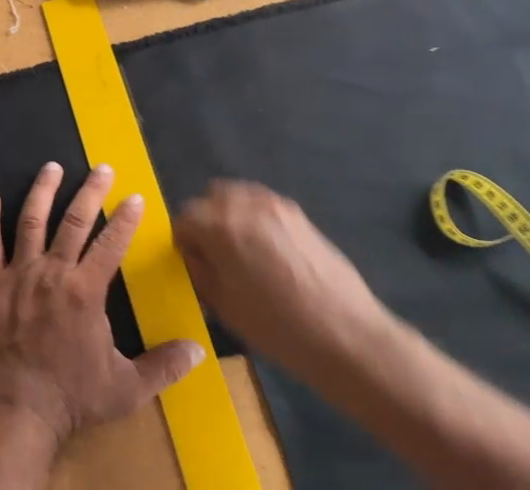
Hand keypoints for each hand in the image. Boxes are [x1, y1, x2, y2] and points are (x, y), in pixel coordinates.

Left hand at [0, 162, 206, 447]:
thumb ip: (162, 366)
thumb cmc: (71, 399)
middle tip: (101, 168)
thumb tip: (199, 350)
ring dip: (42, 192)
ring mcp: (18, 276)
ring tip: (51, 167)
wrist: (14, 412)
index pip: (111, 243)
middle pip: (73, 222)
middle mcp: (52, 273)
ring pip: (30, 222)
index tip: (135, 196)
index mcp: (86, 292)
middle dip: (90, 192)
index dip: (125, 218)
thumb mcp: (125, 388)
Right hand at [175, 180, 393, 374]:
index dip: (184, 242)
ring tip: (242, 251)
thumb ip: (200, 272)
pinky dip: (254, 217)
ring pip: (237, 195)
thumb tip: (194, 256)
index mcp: (220, 226)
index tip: (193, 265)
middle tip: (215, 257)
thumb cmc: (277, 327)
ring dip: (230, 215)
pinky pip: (263, 203)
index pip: (184, 218)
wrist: (345, 333)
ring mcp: (275, 204)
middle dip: (205, 222)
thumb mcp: (224, 306)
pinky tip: (267, 250)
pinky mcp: (299, 213)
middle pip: (210, 198)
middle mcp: (245, 204)